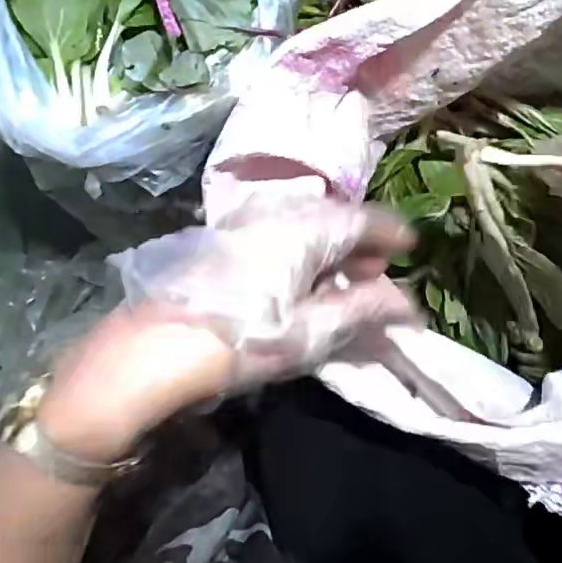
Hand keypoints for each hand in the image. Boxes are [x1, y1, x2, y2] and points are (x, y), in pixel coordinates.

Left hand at [38, 200, 416, 461]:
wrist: (150, 349)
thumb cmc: (241, 340)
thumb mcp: (311, 332)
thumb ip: (362, 310)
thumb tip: (405, 302)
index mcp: (307, 229)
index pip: (363, 218)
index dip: (390, 232)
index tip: (411, 246)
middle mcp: (279, 213)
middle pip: (334, 217)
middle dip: (361, 243)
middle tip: (380, 273)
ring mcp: (247, 223)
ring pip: (306, 224)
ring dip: (331, 247)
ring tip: (344, 279)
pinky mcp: (224, 239)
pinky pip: (280, 232)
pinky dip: (302, 251)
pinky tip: (300, 279)